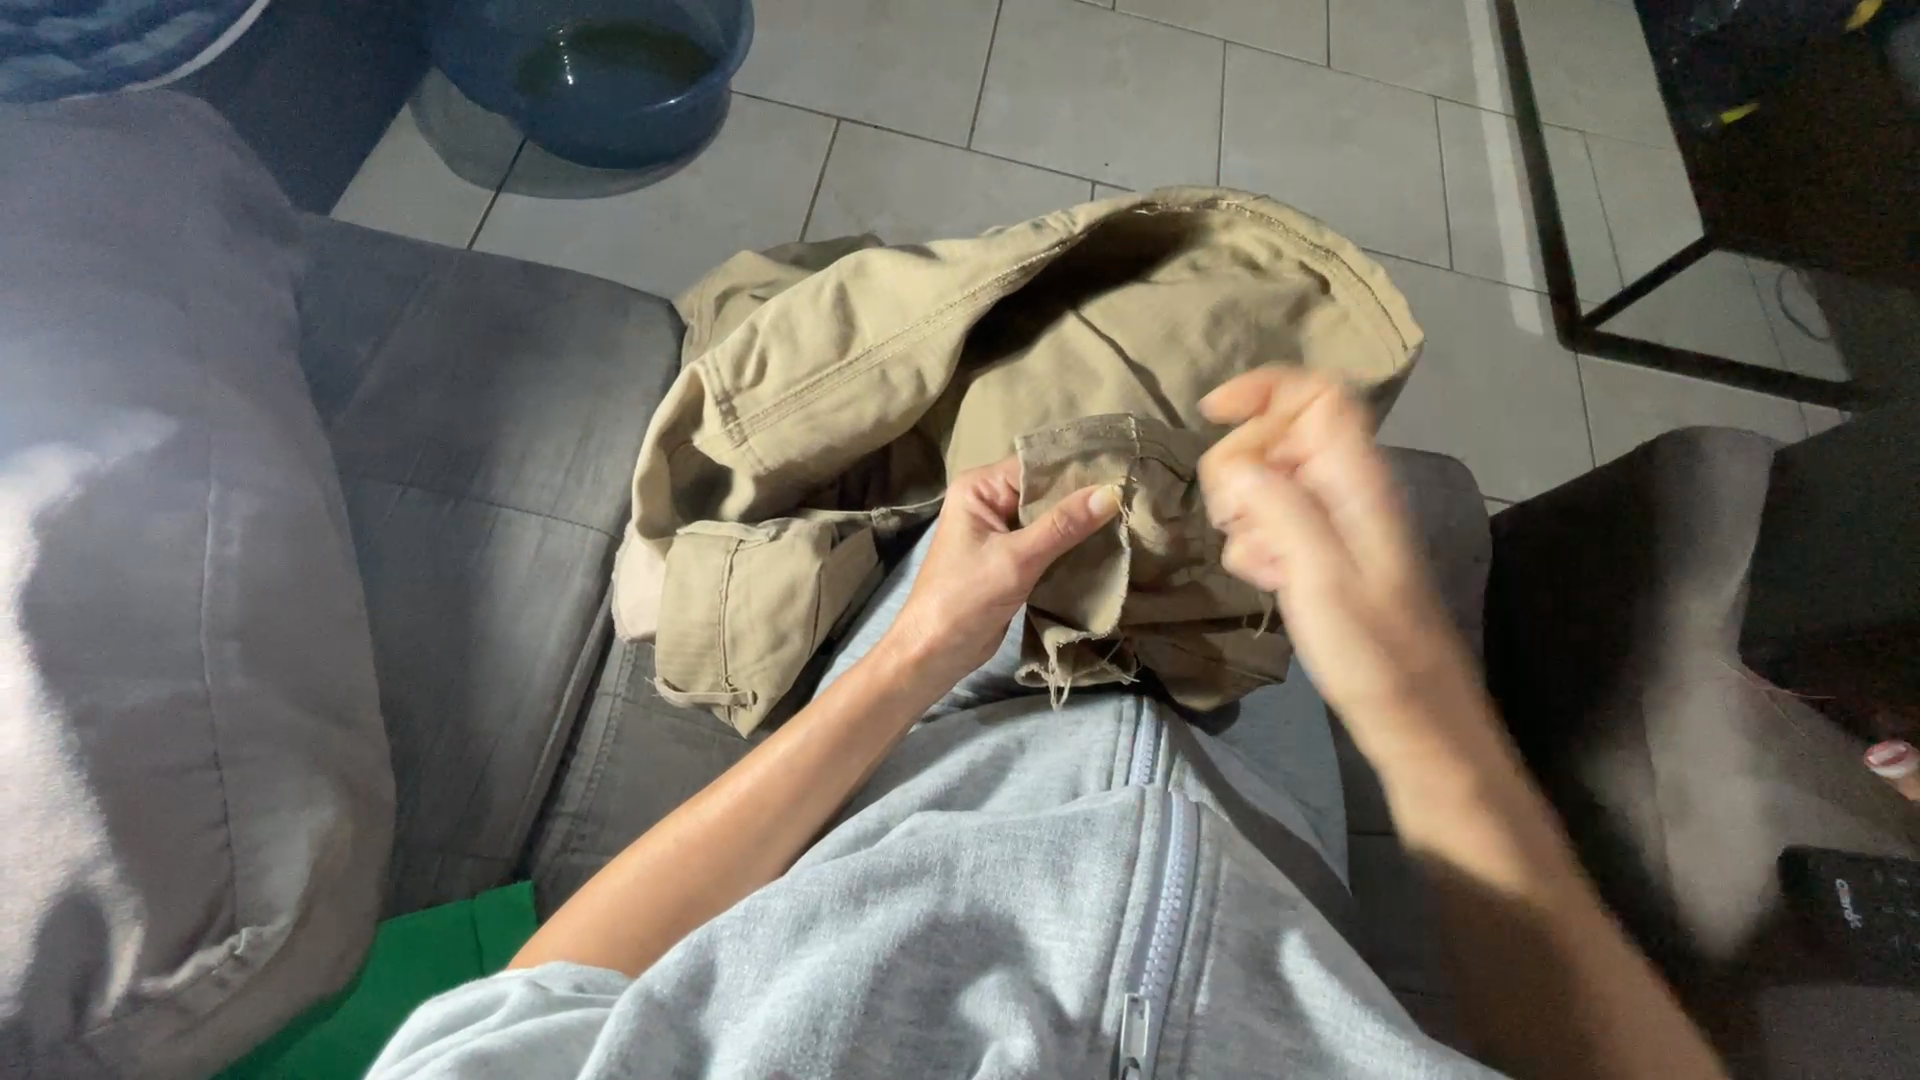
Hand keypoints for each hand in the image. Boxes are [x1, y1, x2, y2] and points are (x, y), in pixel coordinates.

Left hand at [881, 456, 1120, 689]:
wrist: (935, 652)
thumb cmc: (964, 599)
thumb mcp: (1017, 559)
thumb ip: (1063, 526)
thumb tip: (1111, 492)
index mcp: (979, 488)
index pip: (1036, 467)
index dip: (1077, 470)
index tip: (1121, 471)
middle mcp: (988, 502)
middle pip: (1045, 491)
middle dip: (1084, 498)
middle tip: (1133, 496)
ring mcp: (1000, 531)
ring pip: (1050, 518)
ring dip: (1081, 524)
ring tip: (1128, 517)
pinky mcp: (1011, 559)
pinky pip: (1048, 543)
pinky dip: (1071, 546)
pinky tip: (1106, 545)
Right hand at [1197, 367, 1481, 723]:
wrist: (1407, 712)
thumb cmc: (1372, 649)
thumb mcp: (1320, 574)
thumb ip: (1278, 507)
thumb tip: (1233, 463)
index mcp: (1356, 480)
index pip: (1317, 394)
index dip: (1264, 390)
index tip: (1210, 415)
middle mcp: (1344, 488)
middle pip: (1276, 435)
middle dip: (1240, 468)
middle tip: (1234, 518)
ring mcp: (1330, 521)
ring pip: (1264, 482)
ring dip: (1244, 514)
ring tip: (1262, 562)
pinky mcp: (1317, 551)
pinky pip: (1267, 524)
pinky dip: (1254, 545)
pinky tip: (1270, 581)